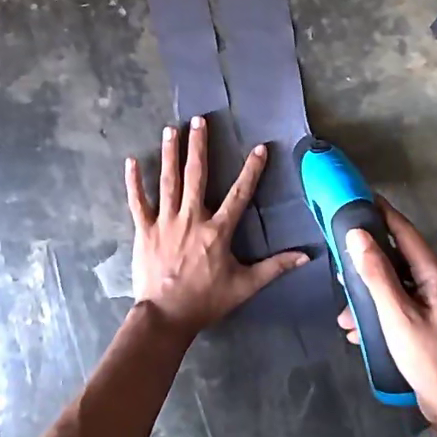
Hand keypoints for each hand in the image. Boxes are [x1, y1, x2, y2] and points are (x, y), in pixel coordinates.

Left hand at [124, 117, 309, 334]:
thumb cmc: (206, 300)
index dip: (251, 170)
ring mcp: (165, 222)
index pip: (239, 194)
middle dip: (199, 146)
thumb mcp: (245, 285)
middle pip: (196, 175)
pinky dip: (134, 182)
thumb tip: (305, 256)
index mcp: (217, 230)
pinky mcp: (144, 230)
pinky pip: (138, 202)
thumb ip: (274, 268)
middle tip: (199, 120)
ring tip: (171, 129)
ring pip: (168, 181)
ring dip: (170, 153)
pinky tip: (131, 161)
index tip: (259, 148)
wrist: (166, 316)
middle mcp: (192, 218)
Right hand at [337, 200, 436, 427]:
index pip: (405, 231)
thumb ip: (376, 273)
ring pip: (396, 286)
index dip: (381, 212)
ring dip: (369, 294)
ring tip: (345, 312)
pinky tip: (359, 333)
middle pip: (398, 258)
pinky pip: (399, 308)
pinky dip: (379, 315)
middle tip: (339, 257)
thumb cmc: (432, 359)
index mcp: (436, 274)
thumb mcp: (397, 315)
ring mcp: (436, 306)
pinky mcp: (431, 327)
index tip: (357, 196)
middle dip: (367, 259)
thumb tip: (357, 233)